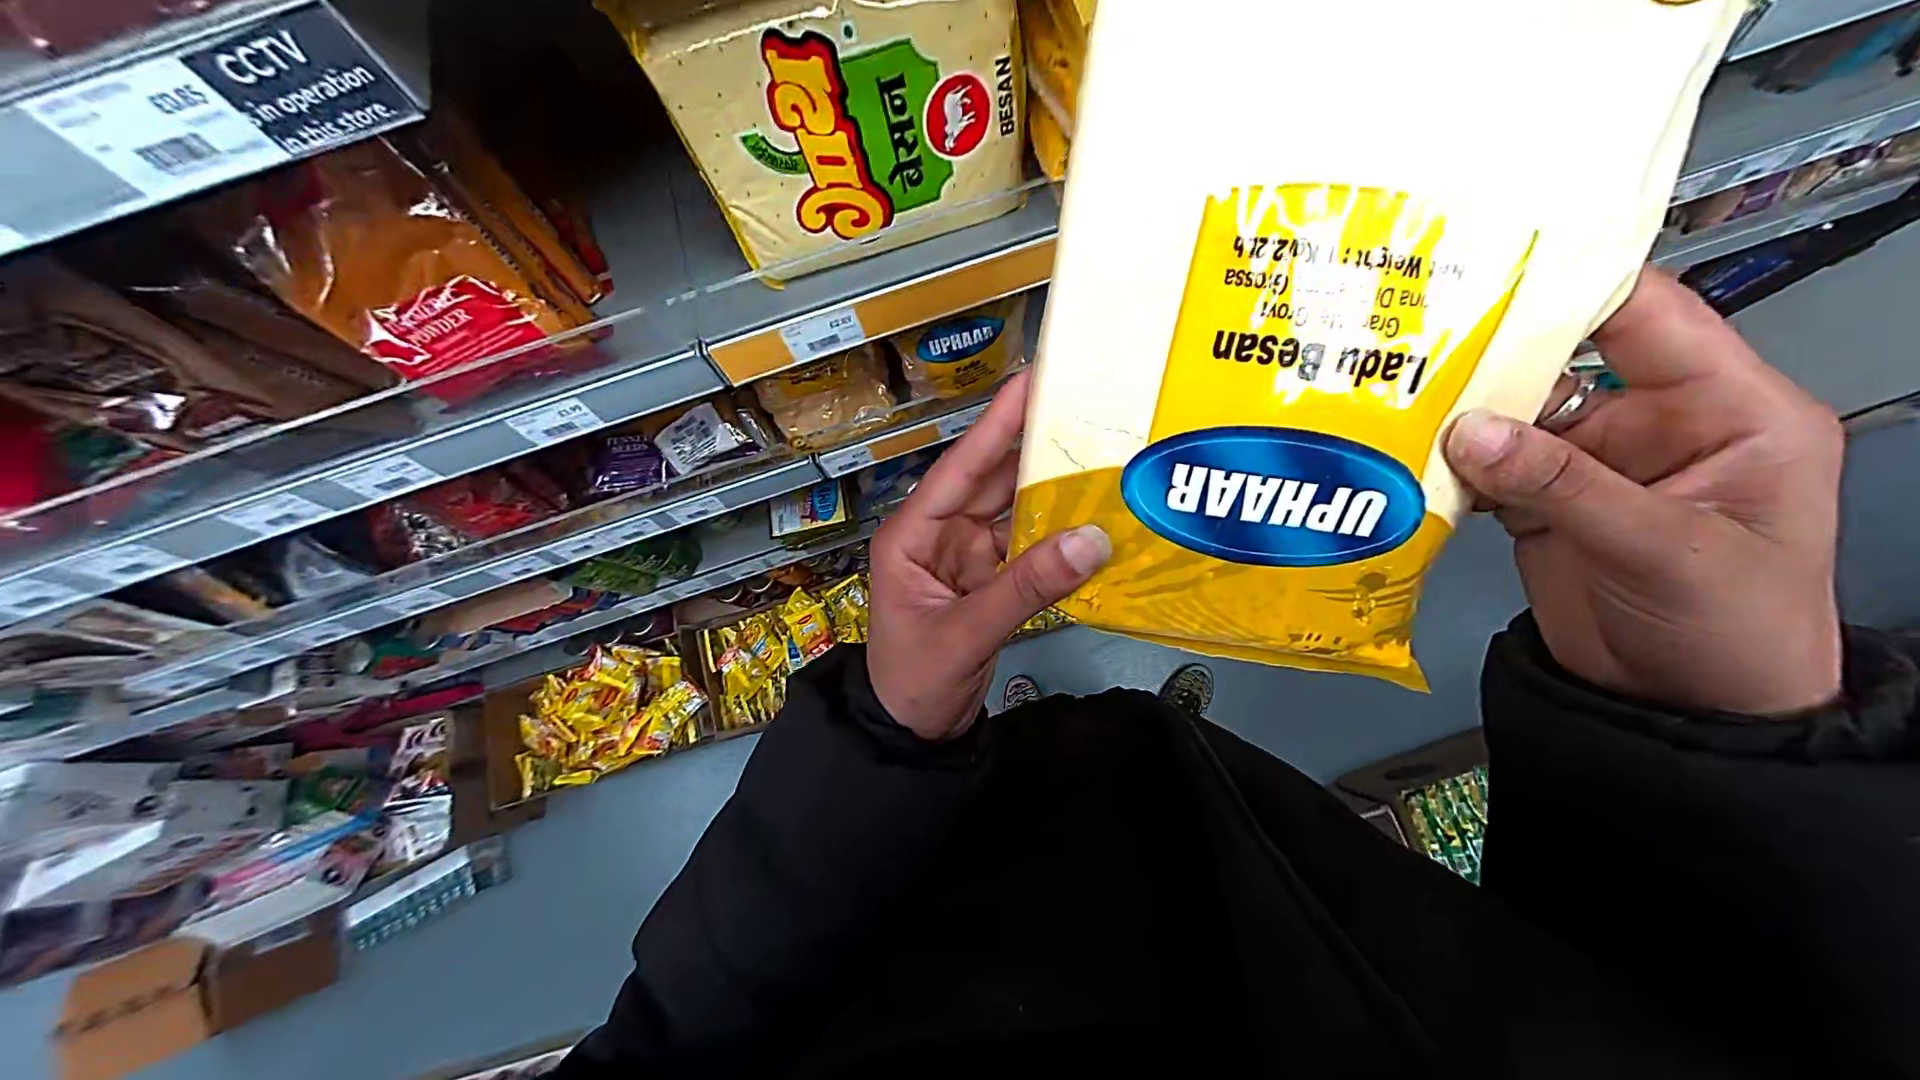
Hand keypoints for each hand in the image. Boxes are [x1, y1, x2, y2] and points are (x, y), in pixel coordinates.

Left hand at [868, 371, 1111, 739]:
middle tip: (1081, 404)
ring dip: (1049, 486)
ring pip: (1012, 509)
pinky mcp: (989, 578)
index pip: (959, 468)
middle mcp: (940, 534)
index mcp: (913, 534)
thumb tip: (1093, 540)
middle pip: (989, 480)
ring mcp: (966, 555)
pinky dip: (1055, 532)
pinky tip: (1090, 514)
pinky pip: (1026, 544)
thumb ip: (1027, 589)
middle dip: (1032, 444)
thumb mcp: (966, 634)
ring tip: (1098, 449)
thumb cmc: (914, 682)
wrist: (912, 732)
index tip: (1030, 380)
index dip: (995, 424)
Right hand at [1444, 268, 1843, 715]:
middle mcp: (1648, 424)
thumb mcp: (1661, 548)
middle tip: (1411, 336)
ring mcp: (1585, 465)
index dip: (1579, 288)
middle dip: (1491, 354)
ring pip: (1510, 419)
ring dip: (1457, 413)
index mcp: (1722, 410)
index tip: (1495, 269)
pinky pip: (1485, 468)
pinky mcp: (1538, 502)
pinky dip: (1446, 464)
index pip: (1651, 319)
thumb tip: (1465, 429)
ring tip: (1390, 392)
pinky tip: (1403, 454)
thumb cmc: (1727, 624)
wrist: (1679, 704)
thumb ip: (1562, 485)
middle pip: (1559, 365)